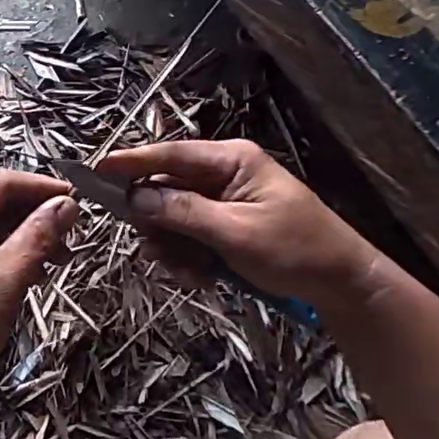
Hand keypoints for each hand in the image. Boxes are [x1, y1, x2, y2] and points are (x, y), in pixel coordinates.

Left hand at [0, 171, 78, 397]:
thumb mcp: (8, 275)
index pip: (5, 182)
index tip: (78, 199)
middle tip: (73, 233)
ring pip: (5, 222)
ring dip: (35, 234)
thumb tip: (69, 204)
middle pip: (6, 200)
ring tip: (61, 257)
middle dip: (41, 214)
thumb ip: (39, 235)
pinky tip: (41, 269)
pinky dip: (22, 250)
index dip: (43, 187)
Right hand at [97, 139, 379, 304]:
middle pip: (167, 188)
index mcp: (232, 160)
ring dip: (174, 247)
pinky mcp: (225, 225)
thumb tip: (136, 197)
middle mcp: (224, 173)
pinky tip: (202, 278)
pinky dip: (189, 257)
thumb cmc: (295, 250)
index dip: (132, 162)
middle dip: (157, 222)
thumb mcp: (235, 232)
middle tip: (157, 249)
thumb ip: (183, 212)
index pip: (171, 155)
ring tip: (190, 273)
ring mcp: (224, 200)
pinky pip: (190, 235)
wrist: (340, 283)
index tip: (97, 170)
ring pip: (174, 217)